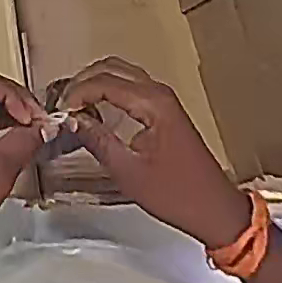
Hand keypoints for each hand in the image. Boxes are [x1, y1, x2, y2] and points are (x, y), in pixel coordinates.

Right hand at [61, 57, 251, 247]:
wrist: (219, 213)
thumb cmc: (179, 196)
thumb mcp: (129, 173)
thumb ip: (97, 140)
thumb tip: (72, 120)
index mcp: (153, 104)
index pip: (103, 83)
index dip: (77, 93)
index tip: (62, 111)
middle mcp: (159, 93)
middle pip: (110, 68)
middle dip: (82, 82)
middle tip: (65, 104)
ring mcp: (164, 99)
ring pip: (120, 72)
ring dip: (94, 82)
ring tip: (76, 104)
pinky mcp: (164, 108)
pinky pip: (129, 83)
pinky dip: (108, 87)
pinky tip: (96, 106)